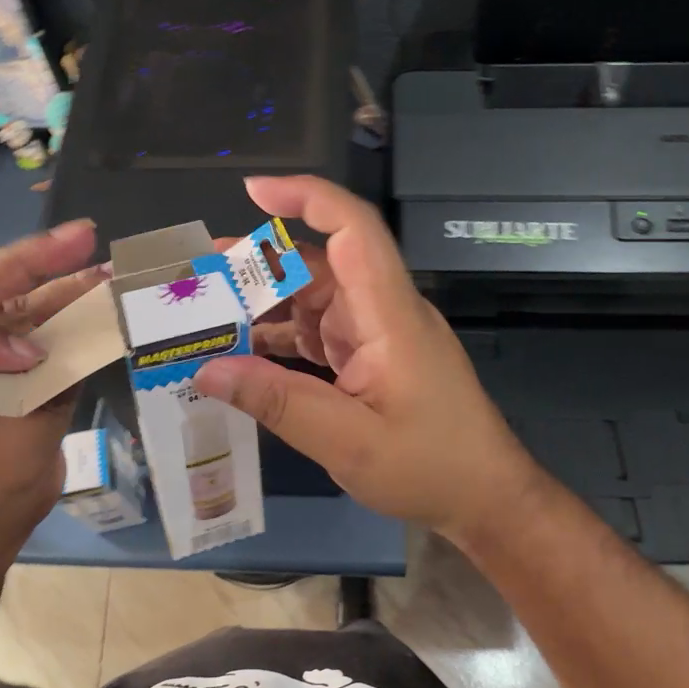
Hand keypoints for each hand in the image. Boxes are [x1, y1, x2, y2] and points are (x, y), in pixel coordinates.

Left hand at [0, 218, 104, 559]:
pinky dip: (64, 302)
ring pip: (1, 295)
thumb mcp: (11, 471)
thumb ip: (38, 406)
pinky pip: (27, 318)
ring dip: (52, 274)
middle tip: (83, 240)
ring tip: (102, 262)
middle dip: (24, 263)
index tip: (29, 361)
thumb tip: (66, 346)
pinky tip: (98, 288)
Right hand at [192, 176, 545, 538]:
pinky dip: (288, 337)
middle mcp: (386, 312)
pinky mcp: (379, 359)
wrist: (486, 496)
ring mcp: (383, 335)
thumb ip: (278, 403)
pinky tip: (250, 355)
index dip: (306, 197)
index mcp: (389, 315)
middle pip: (323, 264)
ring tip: (213, 316)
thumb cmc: (430, 467)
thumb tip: (207, 369)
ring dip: (270, 304)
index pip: (353, 230)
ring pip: (320, 299)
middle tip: (202, 278)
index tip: (253, 190)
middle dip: (263, 263)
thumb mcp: (347, 442)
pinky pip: (326, 332)